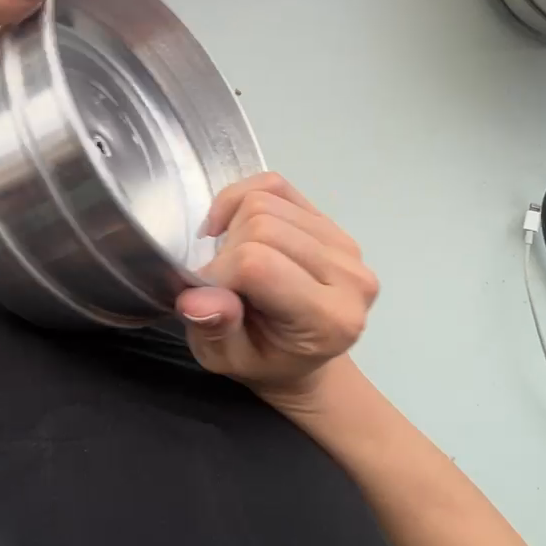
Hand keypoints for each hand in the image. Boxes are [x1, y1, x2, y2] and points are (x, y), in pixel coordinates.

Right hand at [175, 173, 378, 401]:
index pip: (258, 264)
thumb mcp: (225, 360)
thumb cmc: (261, 360)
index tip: (208, 295)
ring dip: (231, 226)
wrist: (299, 357)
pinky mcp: (330, 223)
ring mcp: (345, 245)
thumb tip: (195, 298)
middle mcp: (350, 277)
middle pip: (261, 223)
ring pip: (263, 201)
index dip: (217, 272)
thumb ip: (214, 330)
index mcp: (329, 320)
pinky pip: (274, 185)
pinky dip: (239, 198)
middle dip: (224, 248)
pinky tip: (234, 228)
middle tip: (221, 279)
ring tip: (230, 259)